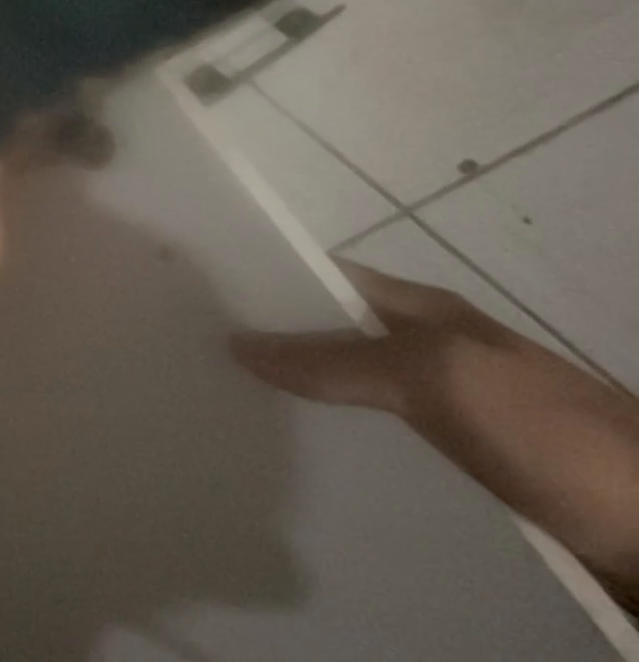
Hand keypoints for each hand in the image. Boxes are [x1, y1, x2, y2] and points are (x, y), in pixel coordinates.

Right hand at [233, 261, 638, 598]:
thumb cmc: (549, 431)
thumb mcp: (439, 377)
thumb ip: (339, 359)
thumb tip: (238, 343)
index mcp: (423, 314)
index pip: (323, 279)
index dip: (264, 280)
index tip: (199, 296)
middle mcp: (424, 352)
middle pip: (325, 337)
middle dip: (264, 344)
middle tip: (192, 360)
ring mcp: (438, 407)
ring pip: (341, 392)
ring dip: (292, 400)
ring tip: (222, 411)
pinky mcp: (447, 461)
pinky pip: (367, 441)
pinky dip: (327, 446)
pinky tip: (289, 462)